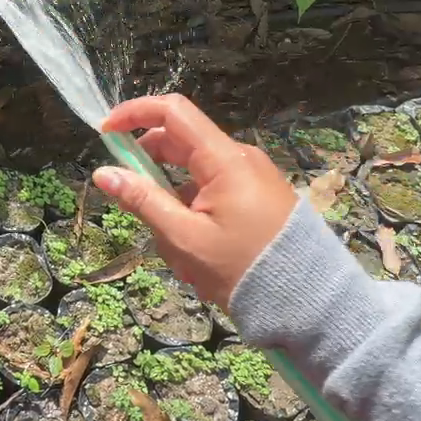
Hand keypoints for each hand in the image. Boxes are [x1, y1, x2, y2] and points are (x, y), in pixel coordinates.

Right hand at [92, 93, 298, 309]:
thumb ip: (142, 200)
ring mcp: (253, 177)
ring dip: (170, 196)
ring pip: (194, 170)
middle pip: (180, 141)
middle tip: (129, 198)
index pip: (172, 111)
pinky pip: (213, 189)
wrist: (316, 308)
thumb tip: (104, 173)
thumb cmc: (245, 269)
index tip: (106, 132)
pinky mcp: (259, 198)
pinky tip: (193, 251)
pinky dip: (192, 208)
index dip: (134, 113)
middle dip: (148, 165)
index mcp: (224, 159)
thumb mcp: (185, 238)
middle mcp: (240, 158)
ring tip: (171, 245)